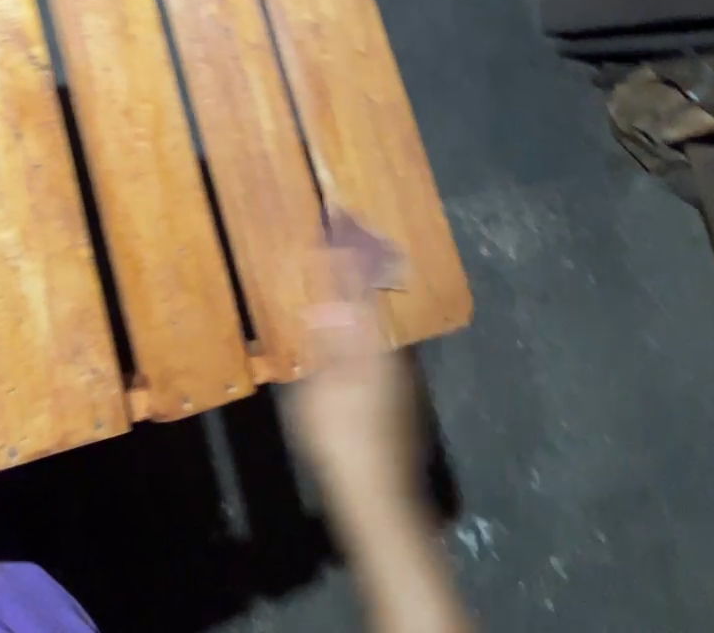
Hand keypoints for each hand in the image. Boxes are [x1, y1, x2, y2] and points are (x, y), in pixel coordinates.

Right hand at [285, 245, 472, 632]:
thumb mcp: (325, 389)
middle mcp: (388, 355)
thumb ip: (330, 345)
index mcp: (373, 349)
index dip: (352, 255)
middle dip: (360, 262)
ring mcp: (388, 374)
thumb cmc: (344, 439)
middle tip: (344, 229)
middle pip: (373, 298)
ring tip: (341, 259)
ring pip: (372, 316)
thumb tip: (330, 301)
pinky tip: (342, 315)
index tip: (343, 220)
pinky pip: (368, 334)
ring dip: (358, 286)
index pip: (363, 290)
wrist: (376, 494)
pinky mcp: (383, 390)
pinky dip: (356, 311)